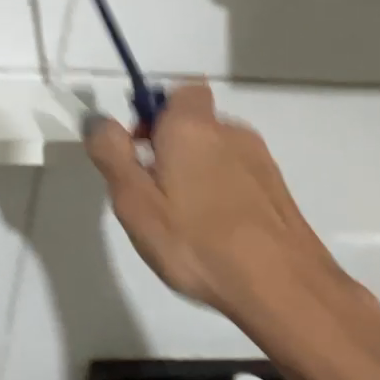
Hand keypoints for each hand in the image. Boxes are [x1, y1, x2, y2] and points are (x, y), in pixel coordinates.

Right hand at [83, 83, 357, 322]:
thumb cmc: (196, 241)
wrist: (282, 289)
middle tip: (150, 192)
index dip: (156, 112)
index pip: (180, 91)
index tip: (138, 147)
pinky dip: (221, 193)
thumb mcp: (134, 201)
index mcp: (191, 127)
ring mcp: (260, 162)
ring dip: (196, 172)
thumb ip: (111, 154)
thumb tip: (97, 119)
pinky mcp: (279, 192)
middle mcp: (230, 133)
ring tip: (183, 220)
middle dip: (170, 146)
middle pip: (195, 124)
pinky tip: (213, 233)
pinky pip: (238, 178)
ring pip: (217, 152)